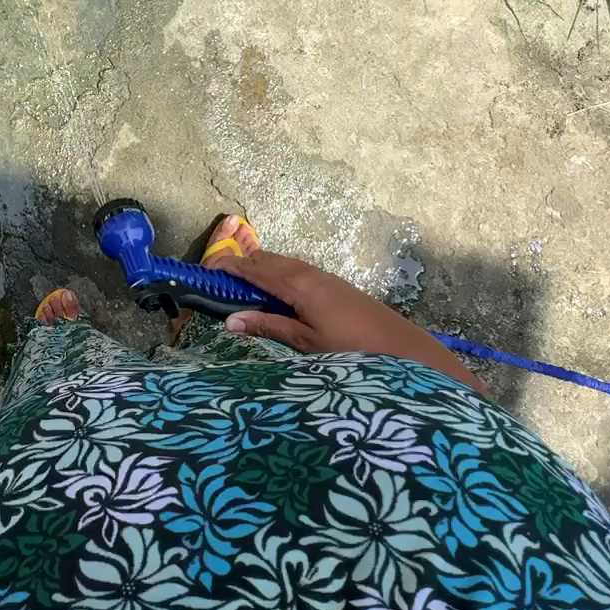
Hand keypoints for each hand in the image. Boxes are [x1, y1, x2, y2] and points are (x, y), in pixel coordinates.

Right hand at [210, 245, 488, 394]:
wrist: (405, 350)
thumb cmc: (352, 349)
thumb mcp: (306, 343)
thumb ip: (269, 327)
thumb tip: (229, 320)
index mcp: (297, 284)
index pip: (254, 268)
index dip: (228, 266)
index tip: (204, 269)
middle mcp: (308, 273)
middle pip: (266, 259)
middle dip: (240, 264)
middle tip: (215, 277)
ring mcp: (323, 277)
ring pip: (282, 263)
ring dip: (258, 268)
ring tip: (237, 283)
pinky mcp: (334, 285)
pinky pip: (295, 270)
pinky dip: (275, 274)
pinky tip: (272, 291)